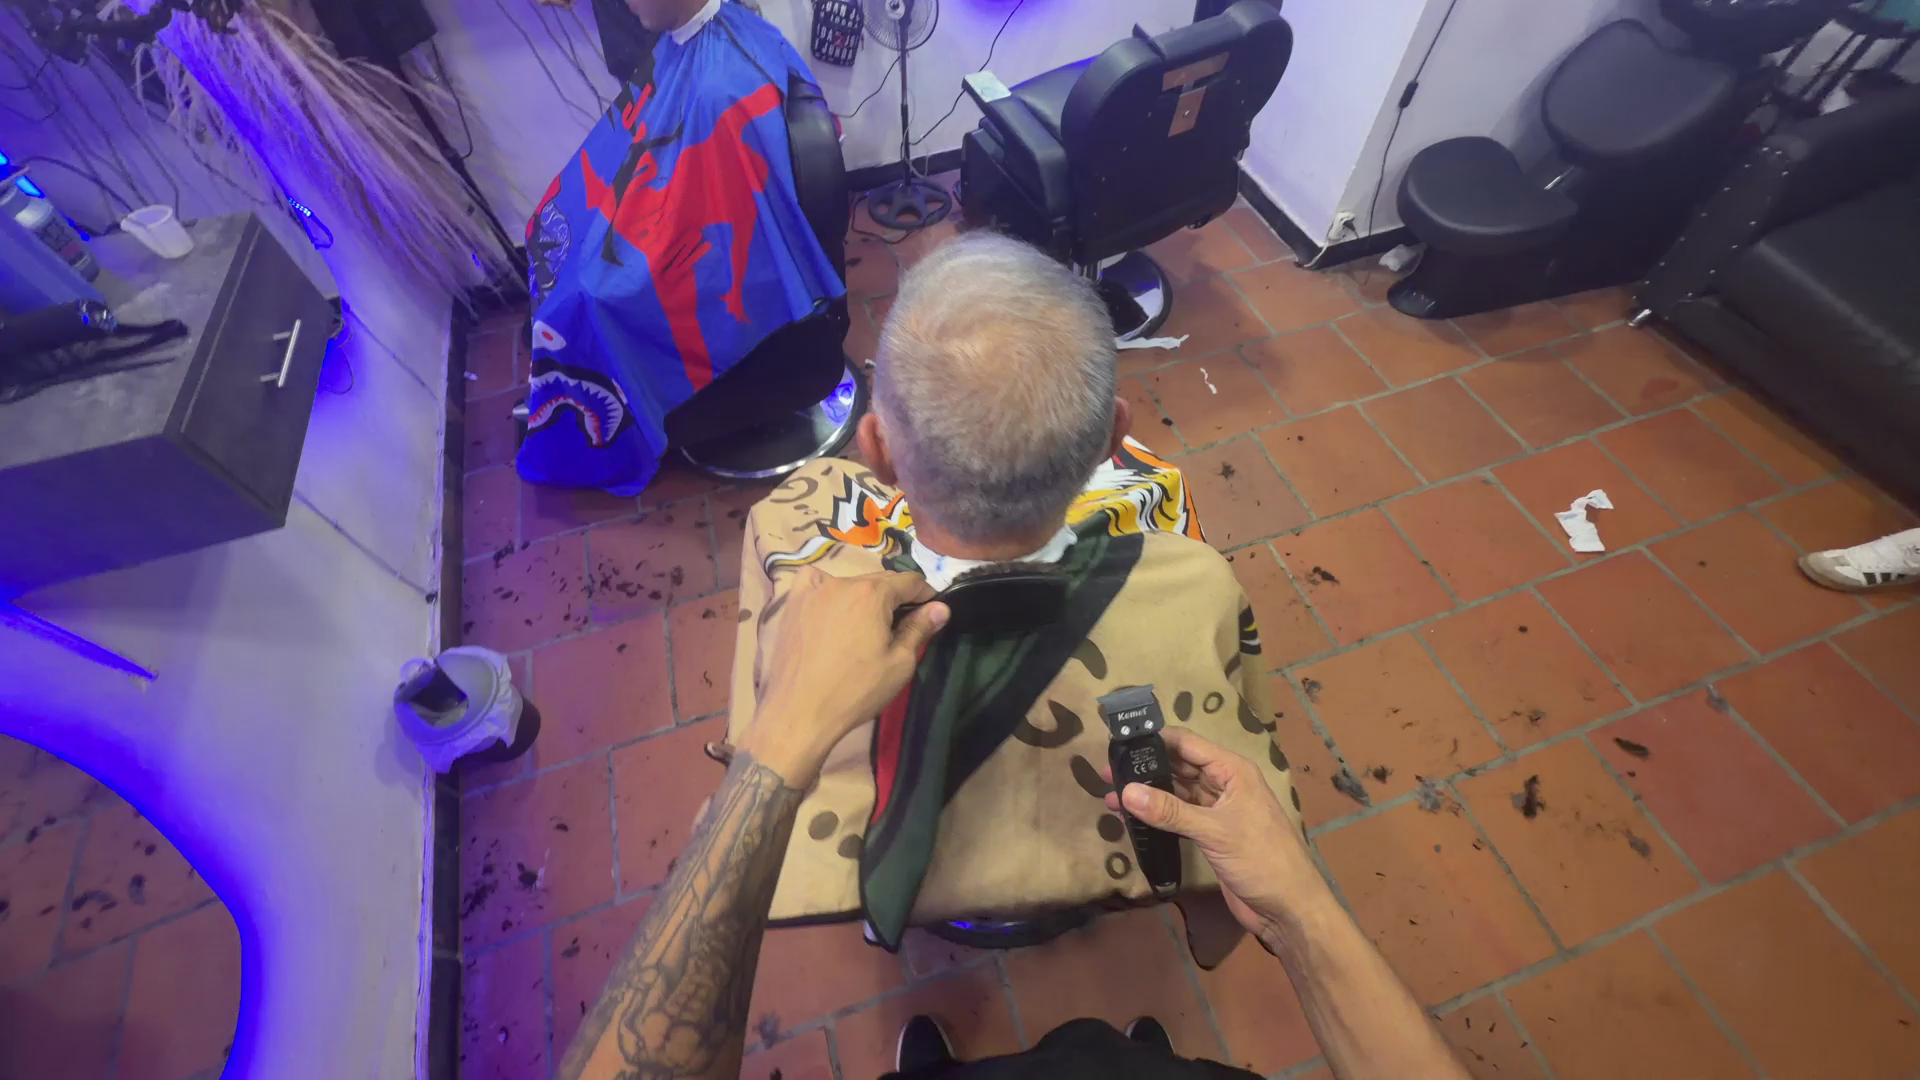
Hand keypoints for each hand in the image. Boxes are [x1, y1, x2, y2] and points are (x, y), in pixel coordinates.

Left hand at [741, 568, 947, 785]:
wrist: (799, 714)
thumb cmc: (855, 691)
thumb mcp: (898, 663)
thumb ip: (920, 628)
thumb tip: (941, 607)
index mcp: (872, 593)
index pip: (908, 581)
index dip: (925, 594)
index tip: (932, 610)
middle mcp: (842, 582)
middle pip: (879, 580)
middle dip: (896, 597)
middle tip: (903, 623)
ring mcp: (813, 591)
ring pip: (849, 582)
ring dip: (864, 595)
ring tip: (867, 622)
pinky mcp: (792, 604)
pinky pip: (813, 582)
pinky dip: (826, 587)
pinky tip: (830, 606)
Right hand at [1102, 728, 1324, 945]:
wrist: (1290, 910)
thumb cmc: (1262, 859)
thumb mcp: (1214, 831)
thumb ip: (1169, 811)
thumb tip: (1125, 791)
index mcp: (1232, 770)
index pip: (1187, 743)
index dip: (1155, 739)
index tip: (1120, 741)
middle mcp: (1224, 783)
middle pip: (1178, 765)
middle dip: (1145, 767)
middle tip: (1108, 770)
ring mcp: (1216, 809)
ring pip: (1176, 791)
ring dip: (1148, 792)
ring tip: (1110, 794)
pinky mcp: (1210, 832)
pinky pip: (1178, 814)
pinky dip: (1157, 814)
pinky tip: (1132, 817)